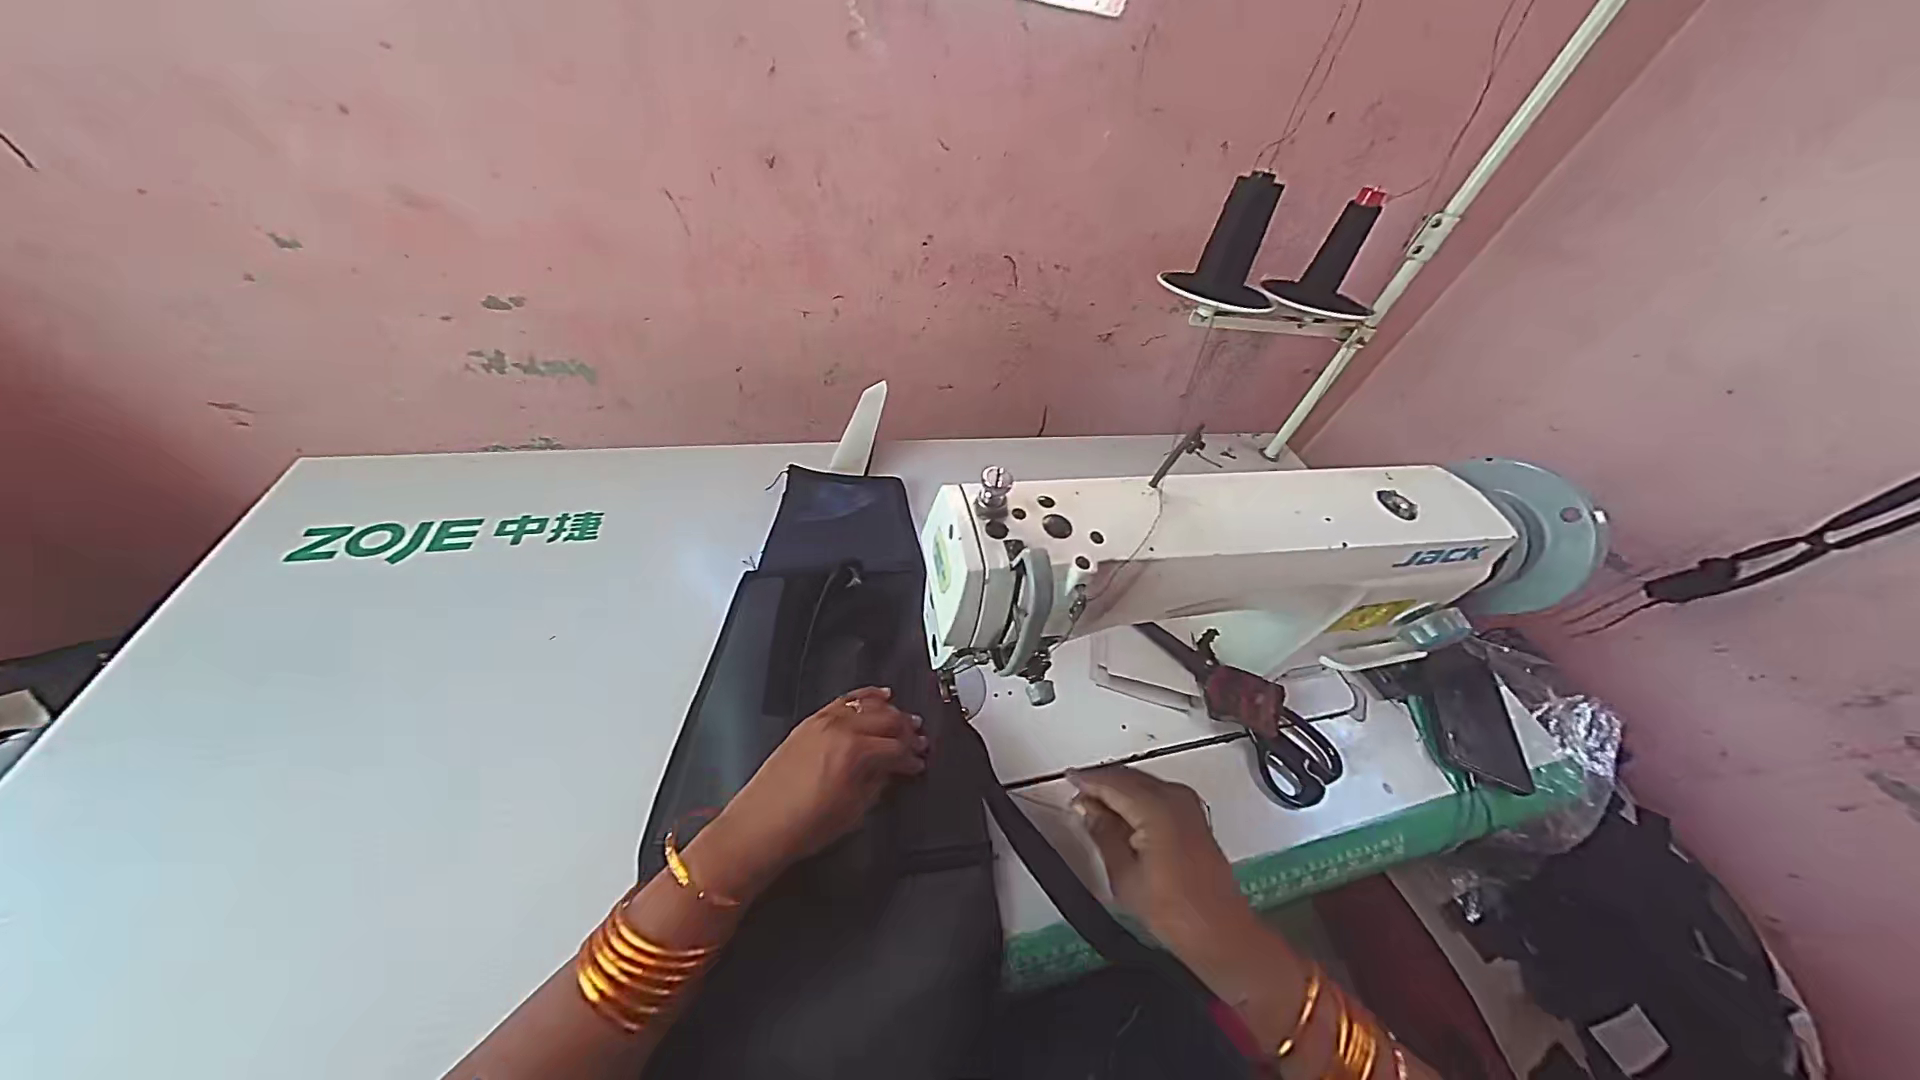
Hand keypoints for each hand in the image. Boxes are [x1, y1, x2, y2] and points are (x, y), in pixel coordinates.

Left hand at [689, 687, 927, 900]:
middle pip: (887, 720)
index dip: (912, 756)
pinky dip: (864, 697)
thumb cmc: (800, 826)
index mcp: (854, 752)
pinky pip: (844, 700)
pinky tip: (876, 697)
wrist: (759, 828)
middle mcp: (839, 730)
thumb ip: (878, 783)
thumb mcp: (854, 810)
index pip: (896, 747)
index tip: (918, 762)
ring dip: (890, 711)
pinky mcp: (809, 722)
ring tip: (904, 719)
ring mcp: (823, 722)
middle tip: (918, 740)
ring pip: (867, 705)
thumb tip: (891, 770)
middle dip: (907, 731)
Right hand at [1068, 766, 1256, 954]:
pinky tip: (1123, 812)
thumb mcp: (1124, 875)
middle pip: (1129, 777)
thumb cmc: (1174, 911)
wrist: (1219, 933)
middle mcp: (1175, 798)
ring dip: (1118, 789)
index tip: (1069, 779)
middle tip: (1078, 795)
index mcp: (1157, 808)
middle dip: (1101, 782)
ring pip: (1142, 782)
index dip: (1086, 780)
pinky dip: (1136, 796)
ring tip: (1095, 804)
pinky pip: (1156, 792)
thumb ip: (1102, 833)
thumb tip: (1088, 809)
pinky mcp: (1194, 815)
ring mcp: (1188, 805)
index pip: (1112, 782)